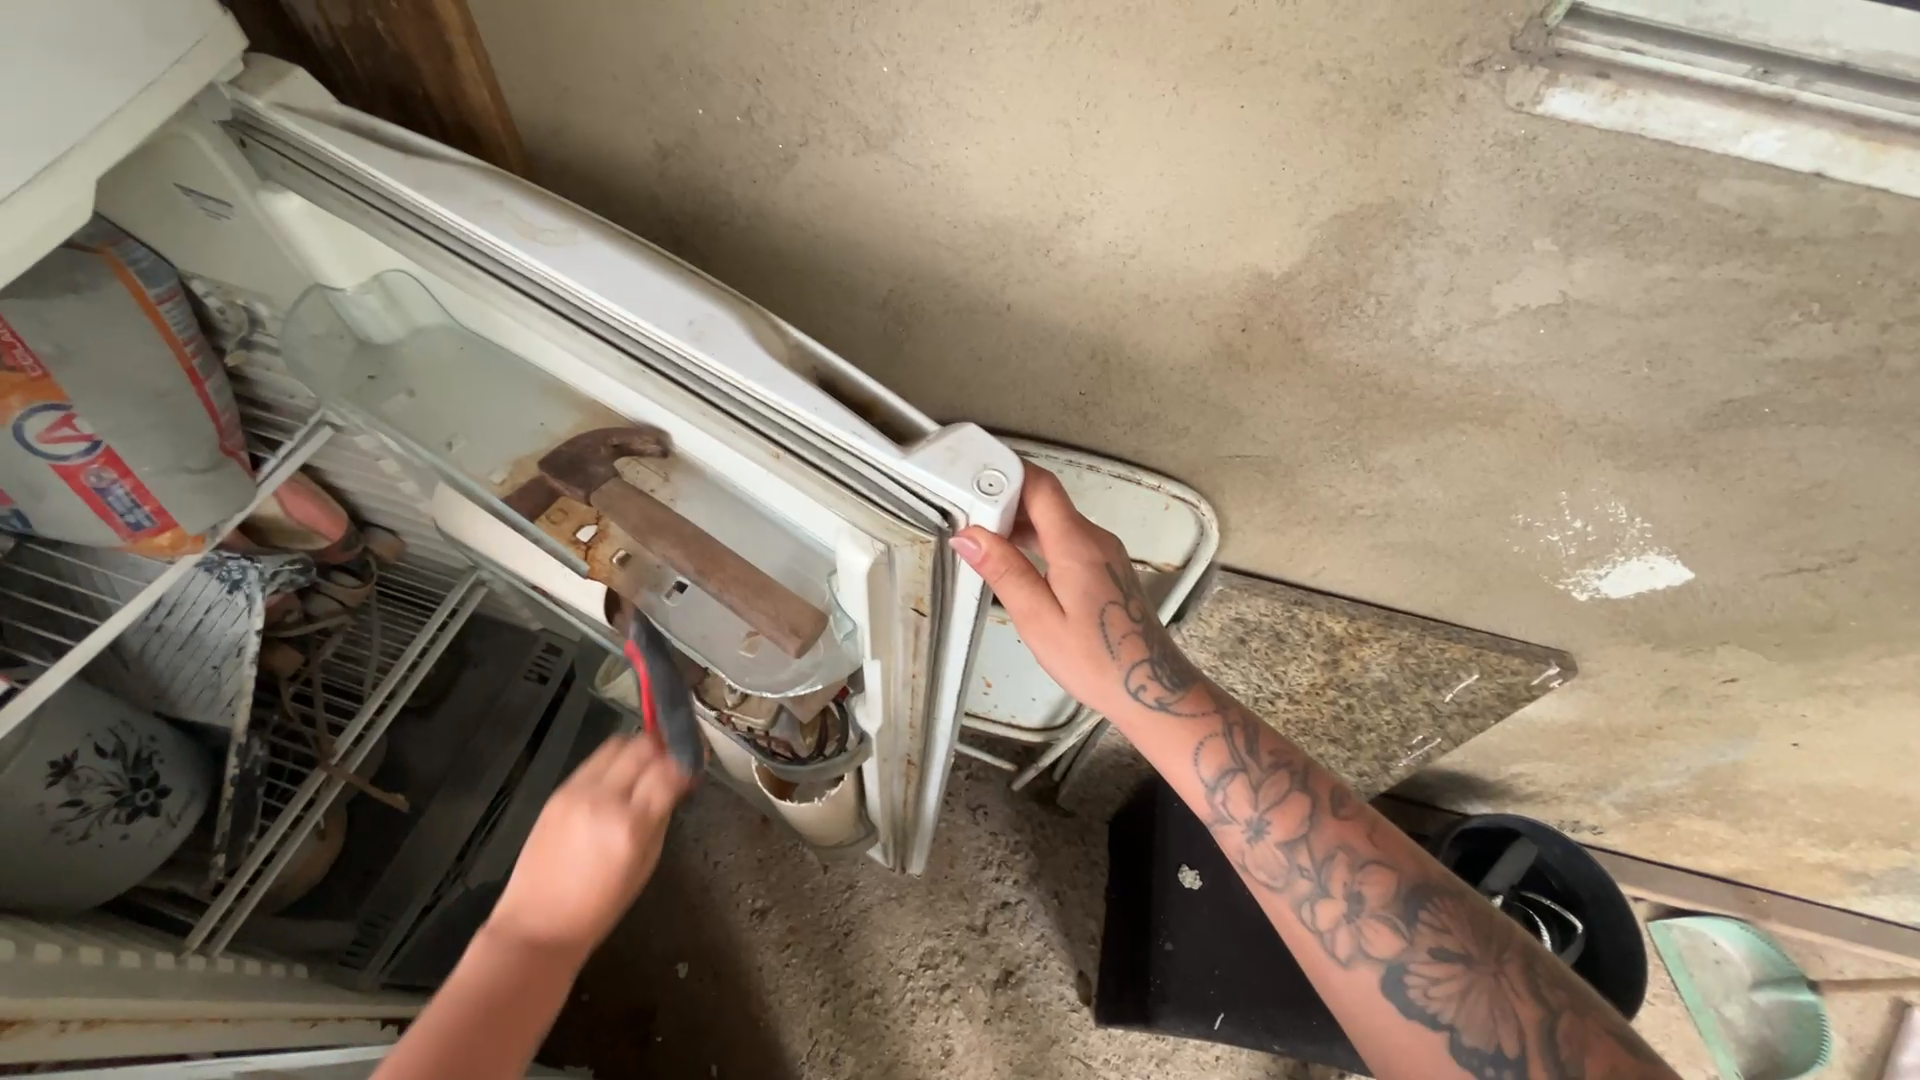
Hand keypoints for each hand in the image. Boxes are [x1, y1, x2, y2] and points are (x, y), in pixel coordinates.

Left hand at [486, 731, 692, 961]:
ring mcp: (577, 793)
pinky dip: (615, 761)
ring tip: (647, 763)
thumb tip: (676, 785)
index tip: (696, 764)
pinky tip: (620, 776)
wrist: (537, 925)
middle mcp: (605, 801)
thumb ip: (661, 817)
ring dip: (639, 749)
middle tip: (675, 757)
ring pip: (618, 745)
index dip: (688, 762)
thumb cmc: (600, 907)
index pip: (670, 771)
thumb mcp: (647, 864)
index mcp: (632, 826)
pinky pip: (594, 760)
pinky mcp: (558, 792)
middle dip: (665, 748)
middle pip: (644, 748)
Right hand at [950, 464, 1208, 722]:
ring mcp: (1103, 551)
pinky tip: (1014, 560)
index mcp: (1077, 544)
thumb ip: (1004, 571)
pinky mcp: (1104, 566)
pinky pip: (1065, 538)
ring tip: (982, 540)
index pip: (1040, 484)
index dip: (1004, 474)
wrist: (1149, 686)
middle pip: (1045, 498)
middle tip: (966, 516)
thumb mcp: (1038, 619)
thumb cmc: (1096, 661)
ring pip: (1054, 519)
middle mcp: (1094, 538)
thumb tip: (969, 536)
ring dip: (1018, 522)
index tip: (970, 481)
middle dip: (1004, 499)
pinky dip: (1036, 540)